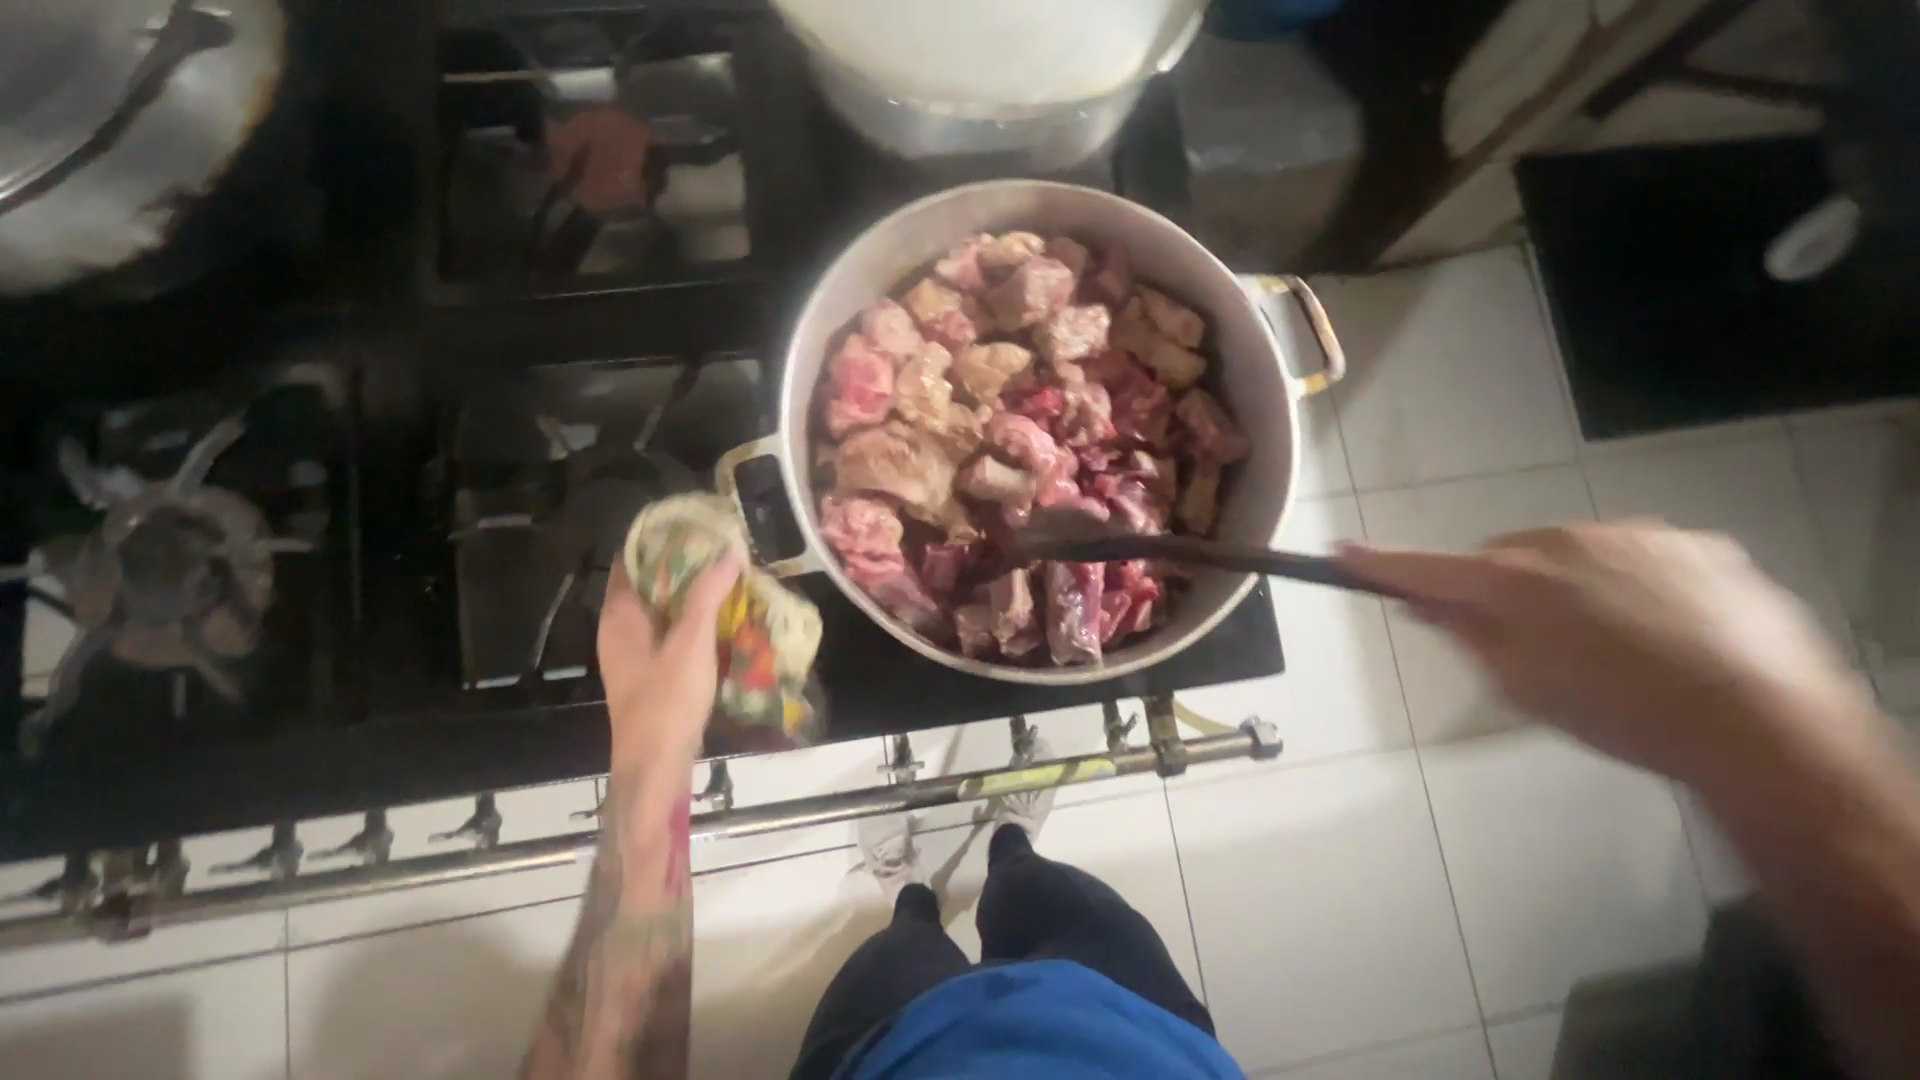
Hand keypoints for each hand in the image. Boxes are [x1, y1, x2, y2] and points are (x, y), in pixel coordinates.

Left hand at [597, 556, 742, 783]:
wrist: (655, 765)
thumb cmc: (666, 701)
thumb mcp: (691, 643)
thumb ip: (708, 596)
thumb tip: (729, 553)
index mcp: (619, 616)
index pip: (631, 561)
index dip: (658, 540)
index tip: (693, 526)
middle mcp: (621, 630)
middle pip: (649, 584)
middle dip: (683, 566)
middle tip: (721, 550)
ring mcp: (635, 654)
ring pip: (662, 611)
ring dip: (691, 595)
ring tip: (728, 578)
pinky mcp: (652, 674)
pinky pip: (671, 635)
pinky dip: (693, 622)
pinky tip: (723, 621)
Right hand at [1338, 520, 1877, 784]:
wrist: (1758, 725)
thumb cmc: (1616, 713)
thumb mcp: (1520, 686)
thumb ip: (1466, 633)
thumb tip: (1427, 602)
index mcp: (1512, 581)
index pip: (1425, 567)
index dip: (1378, 563)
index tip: (1340, 552)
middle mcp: (1562, 542)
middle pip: (1499, 558)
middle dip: (1497, 588)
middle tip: (1523, 640)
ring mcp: (1630, 536)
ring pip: (1565, 553)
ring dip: (1562, 583)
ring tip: (1606, 641)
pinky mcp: (1691, 543)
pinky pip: (1629, 554)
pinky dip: (1622, 581)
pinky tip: (1655, 627)